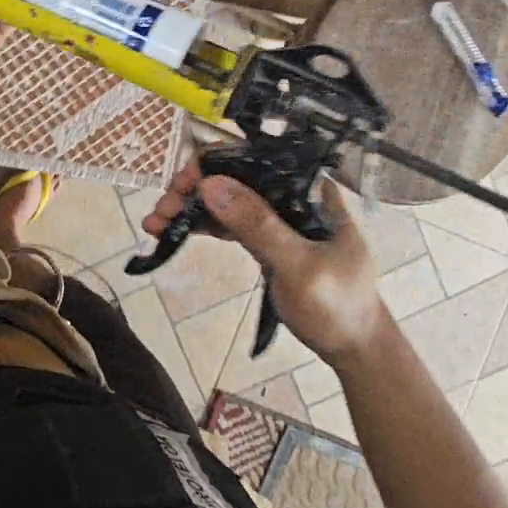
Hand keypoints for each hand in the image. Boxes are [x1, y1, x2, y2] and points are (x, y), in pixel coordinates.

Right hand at [143, 166, 391, 366]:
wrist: (353, 348)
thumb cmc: (338, 306)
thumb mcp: (299, 266)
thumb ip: (258, 225)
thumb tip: (209, 185)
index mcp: (308, 190)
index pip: (254, 159)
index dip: (214, 165)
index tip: (183, 186)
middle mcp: (290, 195)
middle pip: (232, 177)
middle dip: (191, 190)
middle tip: (160, 212)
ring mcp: (275, 217)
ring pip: (224, 200)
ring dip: (188, 208)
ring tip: (154, 224)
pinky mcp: (263, 238)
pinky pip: (225, 222)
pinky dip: (199, 226)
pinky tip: (171, 232)